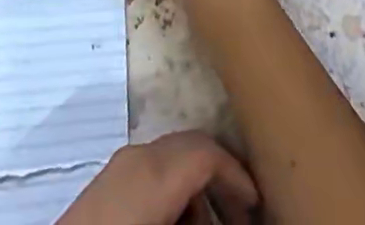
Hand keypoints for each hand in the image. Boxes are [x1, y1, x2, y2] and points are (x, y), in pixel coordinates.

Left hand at [57, 132, 259, 224]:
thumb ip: (203, 219)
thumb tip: (237, 214)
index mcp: (156, 170)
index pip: (206, 152)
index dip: (237, 175)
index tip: (256, 204)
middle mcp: (139, 155)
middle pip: (190, 147)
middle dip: (219, 177)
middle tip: (241, 213)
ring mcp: (120, 164)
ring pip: (171, 158)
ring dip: (195, 187)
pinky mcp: (108, 179)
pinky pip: (151, 170)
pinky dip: (172, 191)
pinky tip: (176, 223)